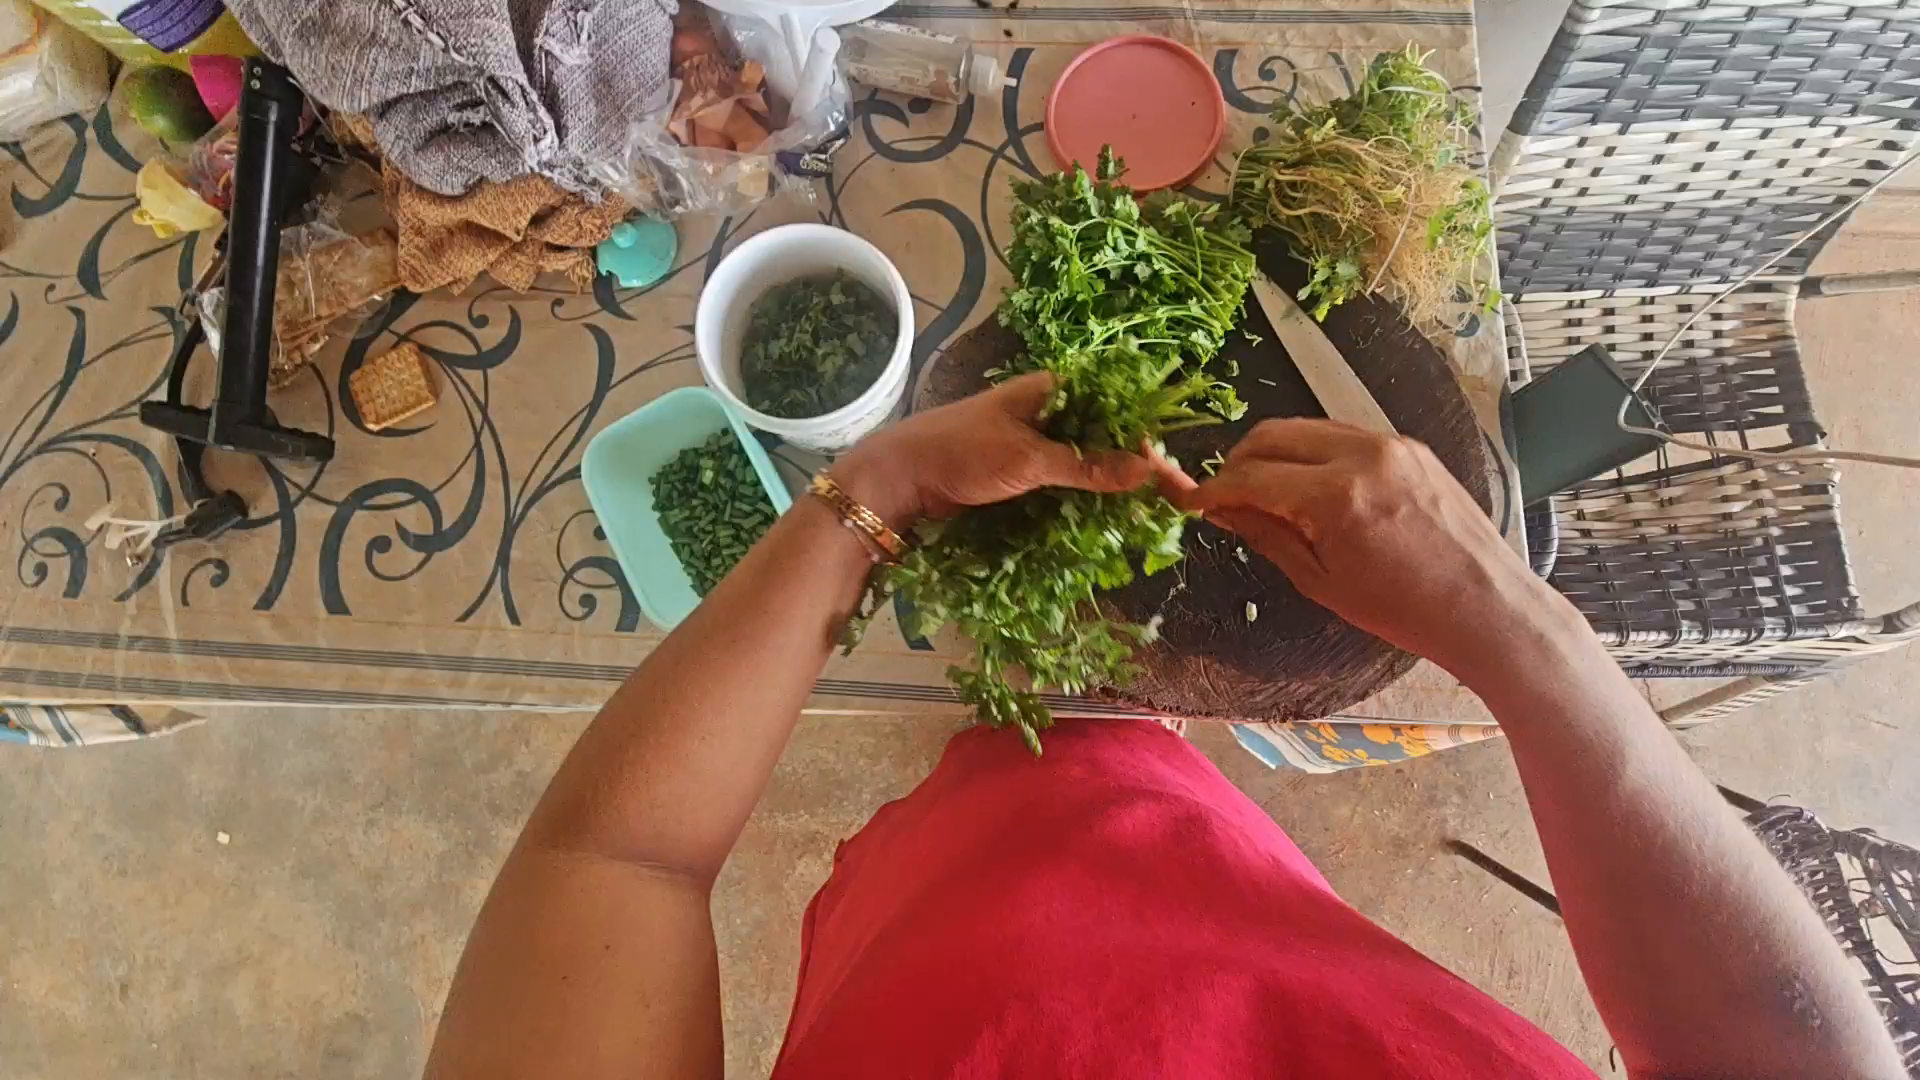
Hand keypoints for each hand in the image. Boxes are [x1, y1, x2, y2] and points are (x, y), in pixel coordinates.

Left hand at [831, 373, 1159, 525]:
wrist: (901, 476)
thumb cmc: (963, 453)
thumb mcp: (1028, 460)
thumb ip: (1087, 465)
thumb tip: (1147, 469)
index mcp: (1051, 391)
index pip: (1115, 410)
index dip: (1145, 441)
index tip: (1171, 477)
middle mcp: (1045, 411)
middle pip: (1102, 435)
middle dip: (1131, 466)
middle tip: (1165, 500)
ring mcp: (1030, 440)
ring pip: (1082, 459)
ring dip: (1107, 484)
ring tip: (1143, 512)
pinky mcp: (1017, 468)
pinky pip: (1060, 479)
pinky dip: (1080, 494)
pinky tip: (1103, 513)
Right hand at [1175, 418, 1570, 682]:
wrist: (1488, 607)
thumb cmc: (1402, 608)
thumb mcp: (1318, 579)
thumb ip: (1265, 533)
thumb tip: (1223, 511)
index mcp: (1336, 495)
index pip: (1250, 476)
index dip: (1211, 489)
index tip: (1190, 501)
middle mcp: (1362, 453)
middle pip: (1271, 434)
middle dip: (1236, 461)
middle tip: (1223, 495)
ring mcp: (1389, 443)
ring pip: (1304, 427)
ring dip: (1270, 452)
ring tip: (1261, 490)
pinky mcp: (1408, 446)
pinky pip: (1339, 434)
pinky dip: (1308, 452)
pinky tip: (1304, 484)